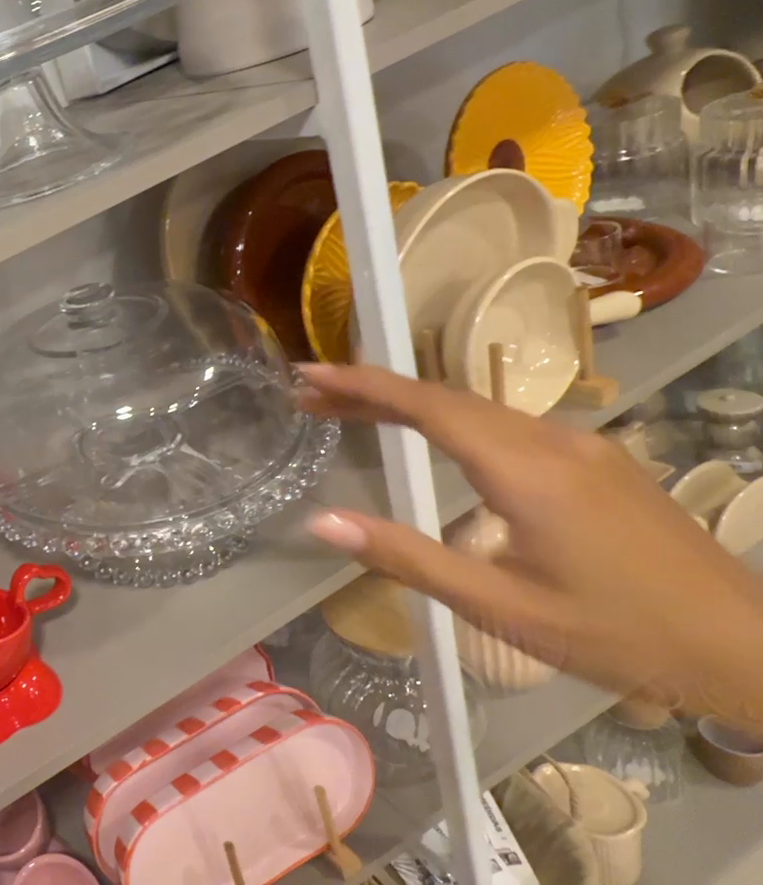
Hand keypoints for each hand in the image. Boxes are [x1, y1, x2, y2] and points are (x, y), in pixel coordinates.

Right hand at [298, 363, 762, 727]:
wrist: (752, 650)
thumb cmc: (619, 635)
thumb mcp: (499, 606)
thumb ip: (406, 557)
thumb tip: (319, 520)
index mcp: (528, 471)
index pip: (428, 406)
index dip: (362, 384)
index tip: (307, 374)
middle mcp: (556, 443)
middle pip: (448, 398)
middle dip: (372, 390)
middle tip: (309, 395)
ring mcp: (585, 450)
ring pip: (478, 408)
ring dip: (409, 404)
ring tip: (351, 412)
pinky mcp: (600, 465)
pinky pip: (507, 425)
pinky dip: (450, 420)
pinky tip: (430, 437)